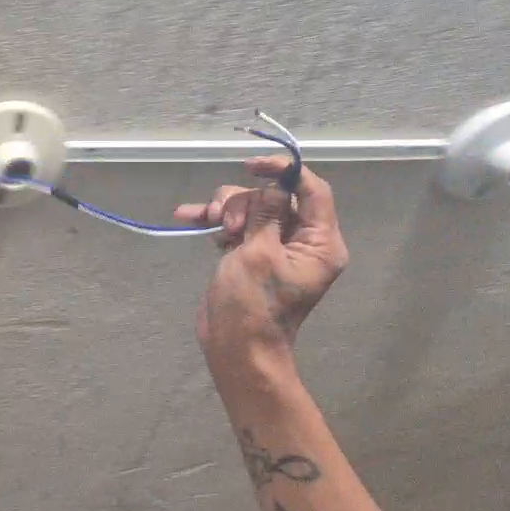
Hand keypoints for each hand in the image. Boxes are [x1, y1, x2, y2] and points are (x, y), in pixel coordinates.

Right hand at [173, 156, 348, 378]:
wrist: (236, 345)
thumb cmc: (253, 303)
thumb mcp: (258, 254)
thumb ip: (266, 215)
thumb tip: (271, 187)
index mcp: (320, 243)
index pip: (312, 191)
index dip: (283, 172)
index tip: (250, 165)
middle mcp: (303, 242)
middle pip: (274, 198)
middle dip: (244, 201)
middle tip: (226, 223)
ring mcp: (275, 248)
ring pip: (250, 208)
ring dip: (224, 209)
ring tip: (206, 224)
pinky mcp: (251, 255)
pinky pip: (235, 225)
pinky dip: (214, 221)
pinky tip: (189, 220)